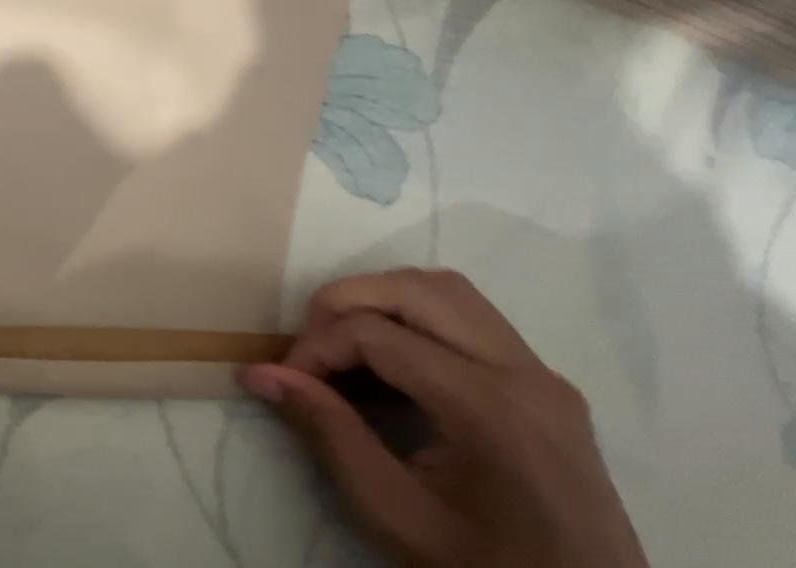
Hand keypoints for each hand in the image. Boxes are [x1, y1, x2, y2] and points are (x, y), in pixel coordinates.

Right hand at [240, 269, 647, 567]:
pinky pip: (468, 316)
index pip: (377, 334)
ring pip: (443, 289)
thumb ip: (327, 432)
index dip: (315, 348)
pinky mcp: (543, 382)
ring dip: (380, 302)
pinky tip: (391, 363)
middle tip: (310, 351)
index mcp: (491, 409)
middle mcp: (524, 373)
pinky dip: (414, 317)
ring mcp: (542, 374)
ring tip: (346, 348)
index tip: (287, 385)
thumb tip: (257, 372)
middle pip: (412, 289)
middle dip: (343, 304)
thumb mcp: (394, 513)